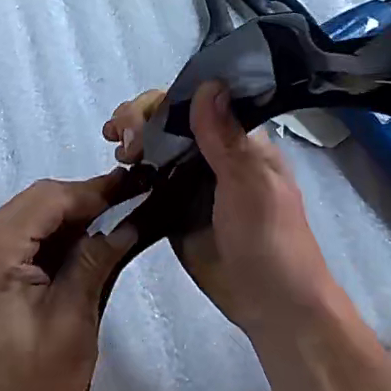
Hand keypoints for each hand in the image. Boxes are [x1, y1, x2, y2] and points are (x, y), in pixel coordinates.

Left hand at [0, 173, 136, 390]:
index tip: (138, 187)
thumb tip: (126, 223)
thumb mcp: (72, 319)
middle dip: (87, 202)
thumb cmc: (26, 381)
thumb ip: (95, 261)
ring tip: (116, 224)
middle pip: (42, 199)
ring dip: (73, 218)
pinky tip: (85, 246)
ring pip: (35, 213)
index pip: (54, 197)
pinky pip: (25, 233)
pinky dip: (56, 235)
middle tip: (132, 207)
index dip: (98, 191)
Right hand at [103, 82, 340, 334]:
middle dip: (140, 120)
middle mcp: (214, 154)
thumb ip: (225, 138)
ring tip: (116, 152)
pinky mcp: (175, 211)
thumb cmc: (271, 239)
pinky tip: (116, 173)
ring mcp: (192, 183)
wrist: (274, 307)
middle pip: (170, 120)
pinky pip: (150, 183)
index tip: (138, 121)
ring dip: (133, 141)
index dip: (163, 102)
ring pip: (157, 148)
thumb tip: (208, 83)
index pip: (196, 101)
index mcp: (240, 139)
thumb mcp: (251, 184)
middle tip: (122, 143)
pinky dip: (131, 174)